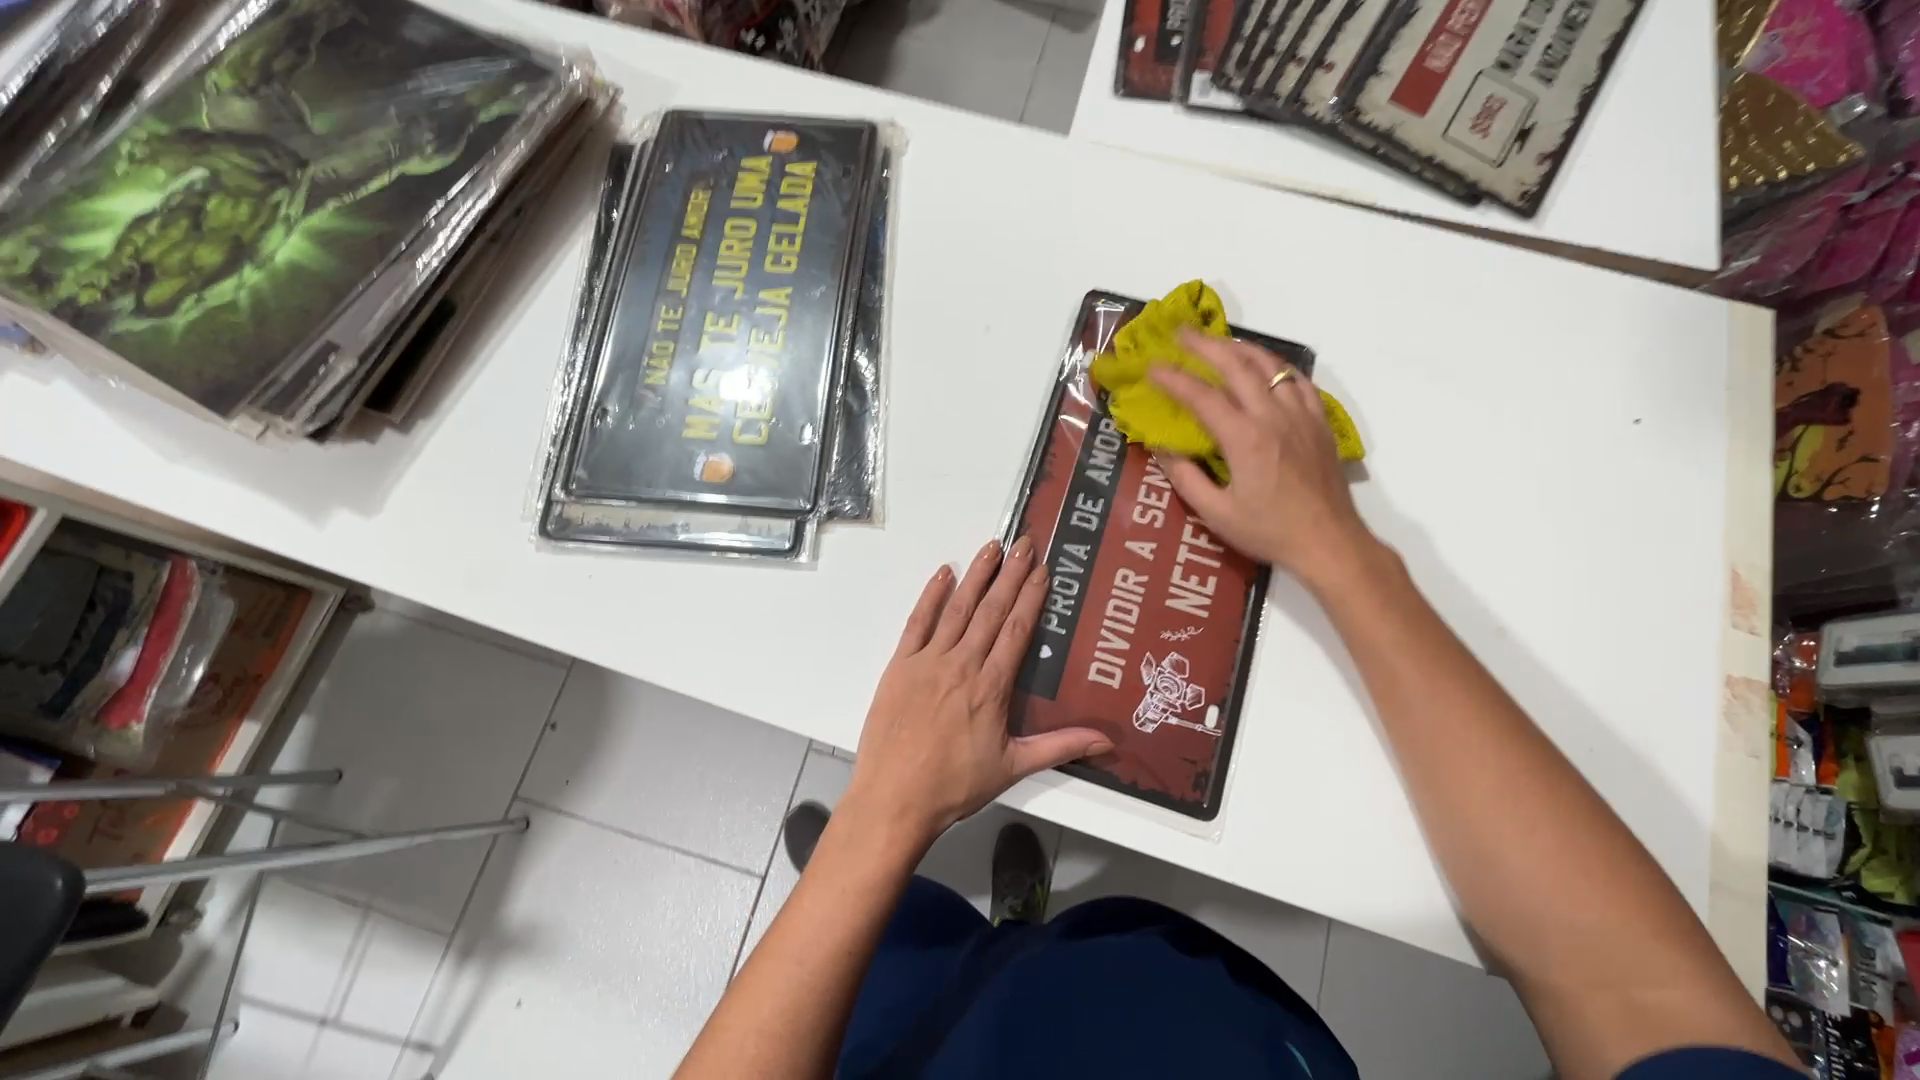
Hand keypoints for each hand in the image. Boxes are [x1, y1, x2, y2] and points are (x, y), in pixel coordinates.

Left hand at [843, 537, 1113, 845]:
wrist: (894, 799)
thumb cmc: (954, 786)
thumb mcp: (1013, 767)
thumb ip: (1060, 747)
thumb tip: (1106, 741)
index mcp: (991, 687)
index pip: (1016, 631)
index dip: (1031, 597)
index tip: (1042, 570)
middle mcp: (962, 665)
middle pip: (991, 611)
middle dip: (1010, 575)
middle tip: (1025, 543)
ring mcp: (927, 662)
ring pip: (957, 609)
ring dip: (976, 576)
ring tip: (992, 547)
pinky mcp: (899, 666)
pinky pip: (917, 623)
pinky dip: (931, 596)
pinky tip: (944, 573)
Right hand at [1149, 329, 1376, 590]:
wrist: (1329, 542)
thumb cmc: (1269, 532)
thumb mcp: (1216, 513)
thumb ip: (1185, 477)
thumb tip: (1161, 448)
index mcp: (1244, 439)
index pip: (1202, 396)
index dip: (1173, 379)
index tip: (1151, 367)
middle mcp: (1273, 417)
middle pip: (1237, 366)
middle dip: (1205, 345)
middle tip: (1181, 333)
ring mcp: (1301, 416)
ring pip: (1271, 366)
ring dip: (1241, 348)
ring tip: (1220, 343)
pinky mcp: (1320, 422)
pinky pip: (1298, 381)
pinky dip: (1277, 368)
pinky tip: (1266, 368)